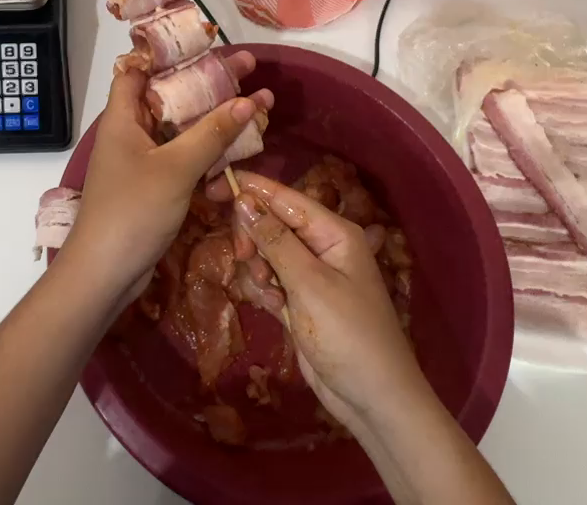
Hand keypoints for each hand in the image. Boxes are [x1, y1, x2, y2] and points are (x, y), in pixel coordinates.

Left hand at [59, 52, 272, 303]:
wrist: (105, 273)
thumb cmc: (133, 210)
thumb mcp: (175, 167)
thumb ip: (211, 133)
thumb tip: (247, 100)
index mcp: (123, 117)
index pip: (139, 69)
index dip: (167, 53)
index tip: (203, 43)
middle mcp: (130, 132)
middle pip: (170, 97)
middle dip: (208, 83)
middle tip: (248, 69)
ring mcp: (141, 160)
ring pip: (181, 128)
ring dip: (214, 117)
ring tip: (257, 103)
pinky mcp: (153, 186)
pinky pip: (183, 156)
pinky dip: (208, 148)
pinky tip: (239, 144)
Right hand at [234, 172, 425, 427]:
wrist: (373, 399)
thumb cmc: (348, 334)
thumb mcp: (309, 283)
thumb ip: (274, 239)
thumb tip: (243, 199)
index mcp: (334, 232)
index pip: (284, 197)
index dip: (249, 188)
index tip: (213, 187)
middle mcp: (323, 246)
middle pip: (272, 222)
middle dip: (254, 237)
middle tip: (244, 258)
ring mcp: (312, 275)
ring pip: (268, 251)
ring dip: (259, 268)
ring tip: (270, 293)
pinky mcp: (302, 300)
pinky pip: (272, 279)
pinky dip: (267, 290)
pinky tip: (275, 309)